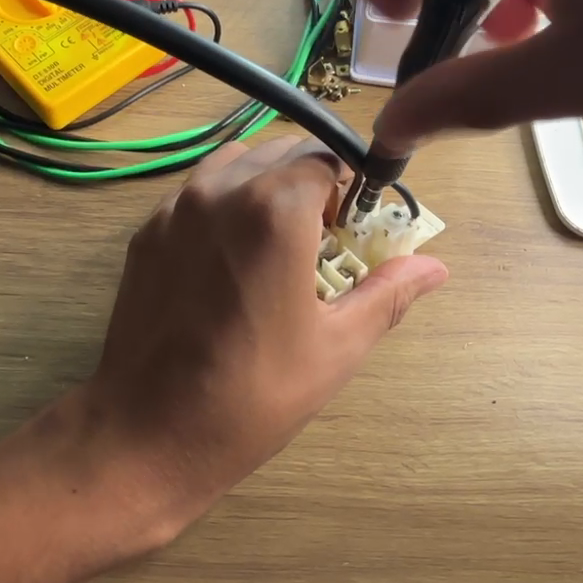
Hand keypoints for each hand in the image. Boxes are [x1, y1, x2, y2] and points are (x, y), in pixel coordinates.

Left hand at [67, 137, 446, 534]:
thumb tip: (436, 266)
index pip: (326, 157)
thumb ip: (388, 293)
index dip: (348, 188)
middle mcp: (220, 190)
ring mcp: (175, 208)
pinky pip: (195, 192)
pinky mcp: (146, 232)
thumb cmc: (253, 394)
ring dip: (264, 183)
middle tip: (318, 242)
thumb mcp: (336, 347)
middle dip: (309, 180)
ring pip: (233, 163)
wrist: (149, 432)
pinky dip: (223, 203)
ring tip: (274, 244)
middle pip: (280, 150)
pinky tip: (227, 261)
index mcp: (274, 209)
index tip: (351, 232)